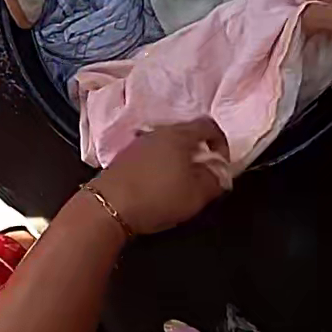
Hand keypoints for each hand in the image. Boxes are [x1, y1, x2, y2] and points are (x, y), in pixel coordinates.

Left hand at [88, 119, 230, 234]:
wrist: (108, 205)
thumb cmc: (158, 197)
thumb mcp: (197, 194)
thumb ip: (215, 180)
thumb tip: (220, 171)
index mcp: (179, 135)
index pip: (208, 126)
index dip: (221, 143)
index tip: (222, 164)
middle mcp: (158, 132)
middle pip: (186, 134)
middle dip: (199, 152)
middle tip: (204, 175)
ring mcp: (138, 143)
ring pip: (167, 144)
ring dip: (179, 158)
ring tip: (182, 182)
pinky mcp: (124, 157)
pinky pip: (151, 154)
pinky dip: (161, 164)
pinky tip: (159, 184)